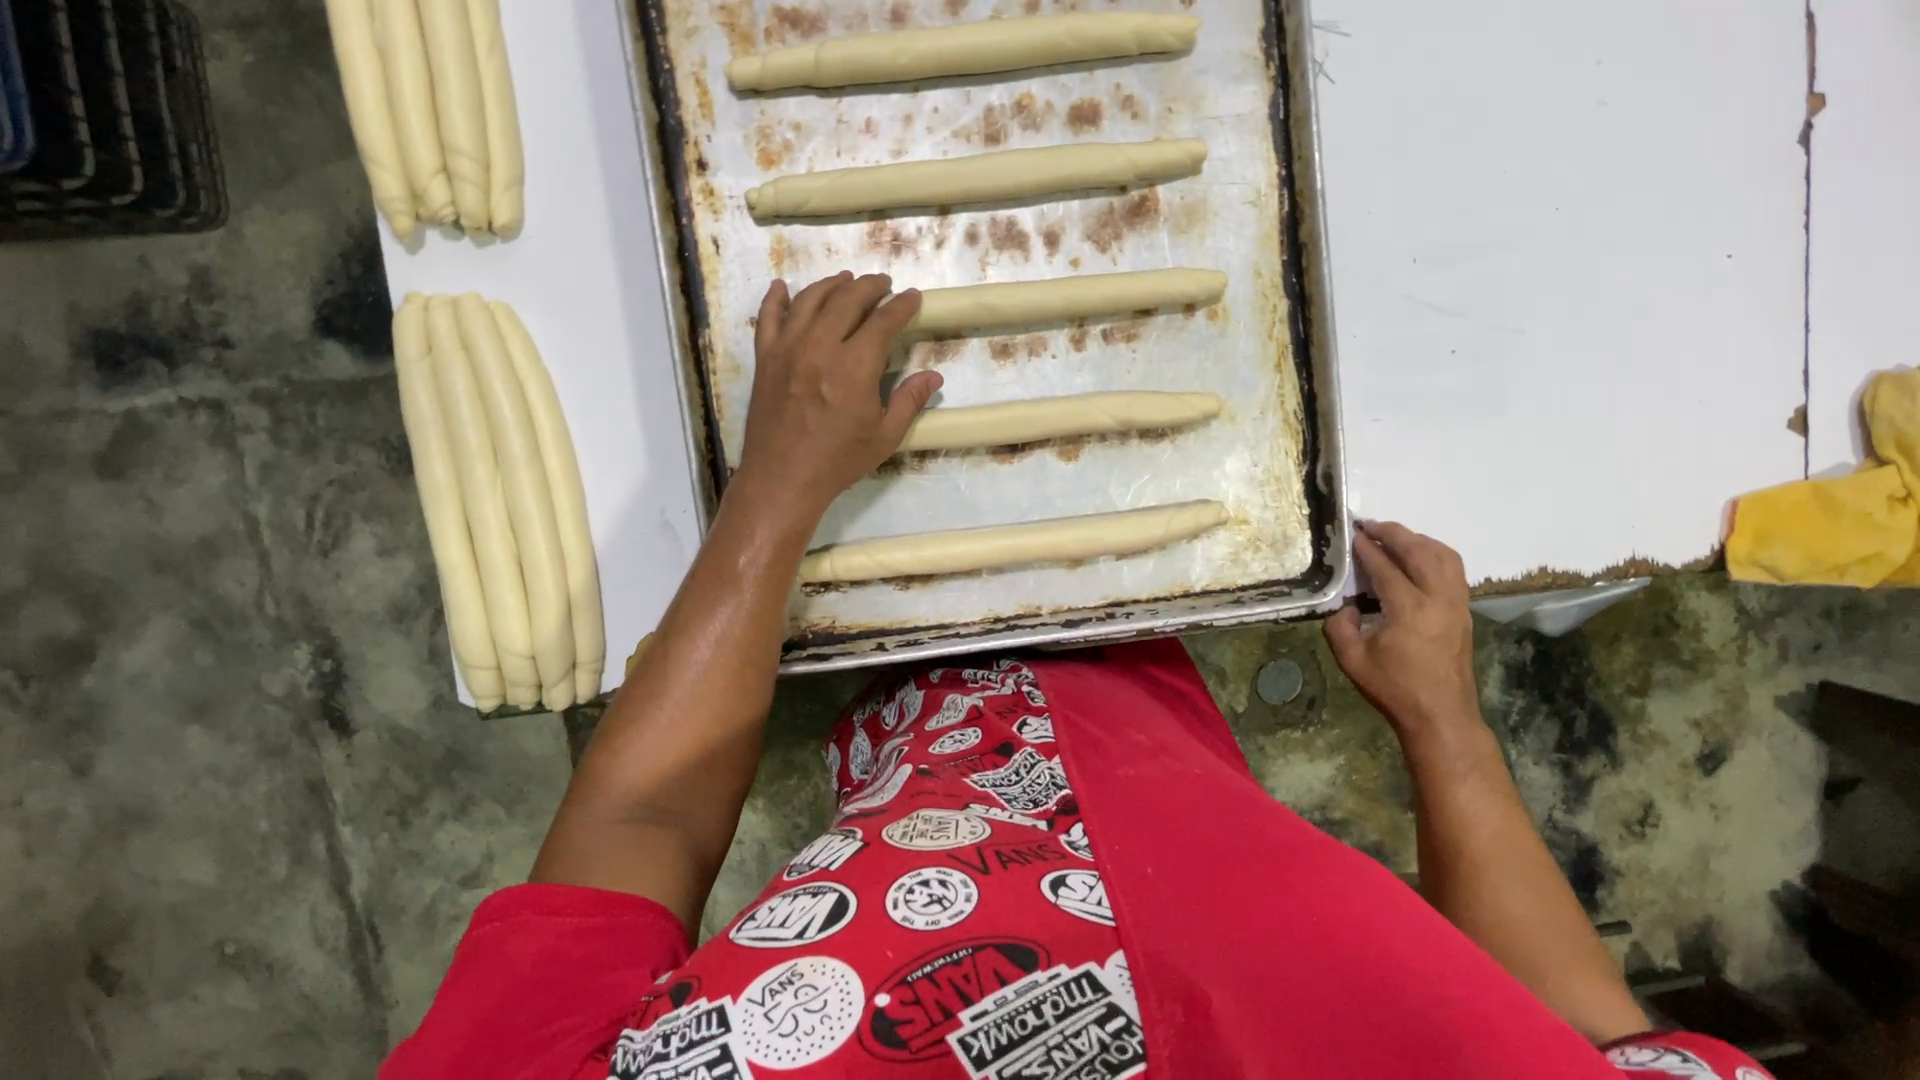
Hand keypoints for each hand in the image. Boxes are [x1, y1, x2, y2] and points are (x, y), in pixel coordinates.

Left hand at [734, 272, 942, 521]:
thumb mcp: (884, 437)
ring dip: (831, 285)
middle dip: (869, 286)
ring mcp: (788, 349)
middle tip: (882, 283)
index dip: (901, 306)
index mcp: (854, 366)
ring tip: (845, 280)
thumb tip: (933, 377)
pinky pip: (768, 318)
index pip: (883, 322)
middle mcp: (819, 347)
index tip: (912, 297)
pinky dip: (776, 298)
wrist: (782, 478)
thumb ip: (908, 402)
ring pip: (809, 301)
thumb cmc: (838, 461)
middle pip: (847, 300)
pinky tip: (783, 287)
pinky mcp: (765, 359)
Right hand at [1324, 521, 1480, 736]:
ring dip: (1418, 540)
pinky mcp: (1464, 612)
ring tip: (1394, 537)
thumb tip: (1346, 606)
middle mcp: (1439, 599)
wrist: (1440, 716)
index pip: (1385, 567)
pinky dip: (1434, 555)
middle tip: (1370, 525)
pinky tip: (1417, 559)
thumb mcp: (1351, 659)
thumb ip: (1339, 625)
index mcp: (1410, 609)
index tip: (1351, 534)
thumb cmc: (1393, 689)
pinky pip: (1453, 570)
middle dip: (1394, 533)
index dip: (1366, 548)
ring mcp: (1457, 604)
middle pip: (1419, 551)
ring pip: (1444, 556)